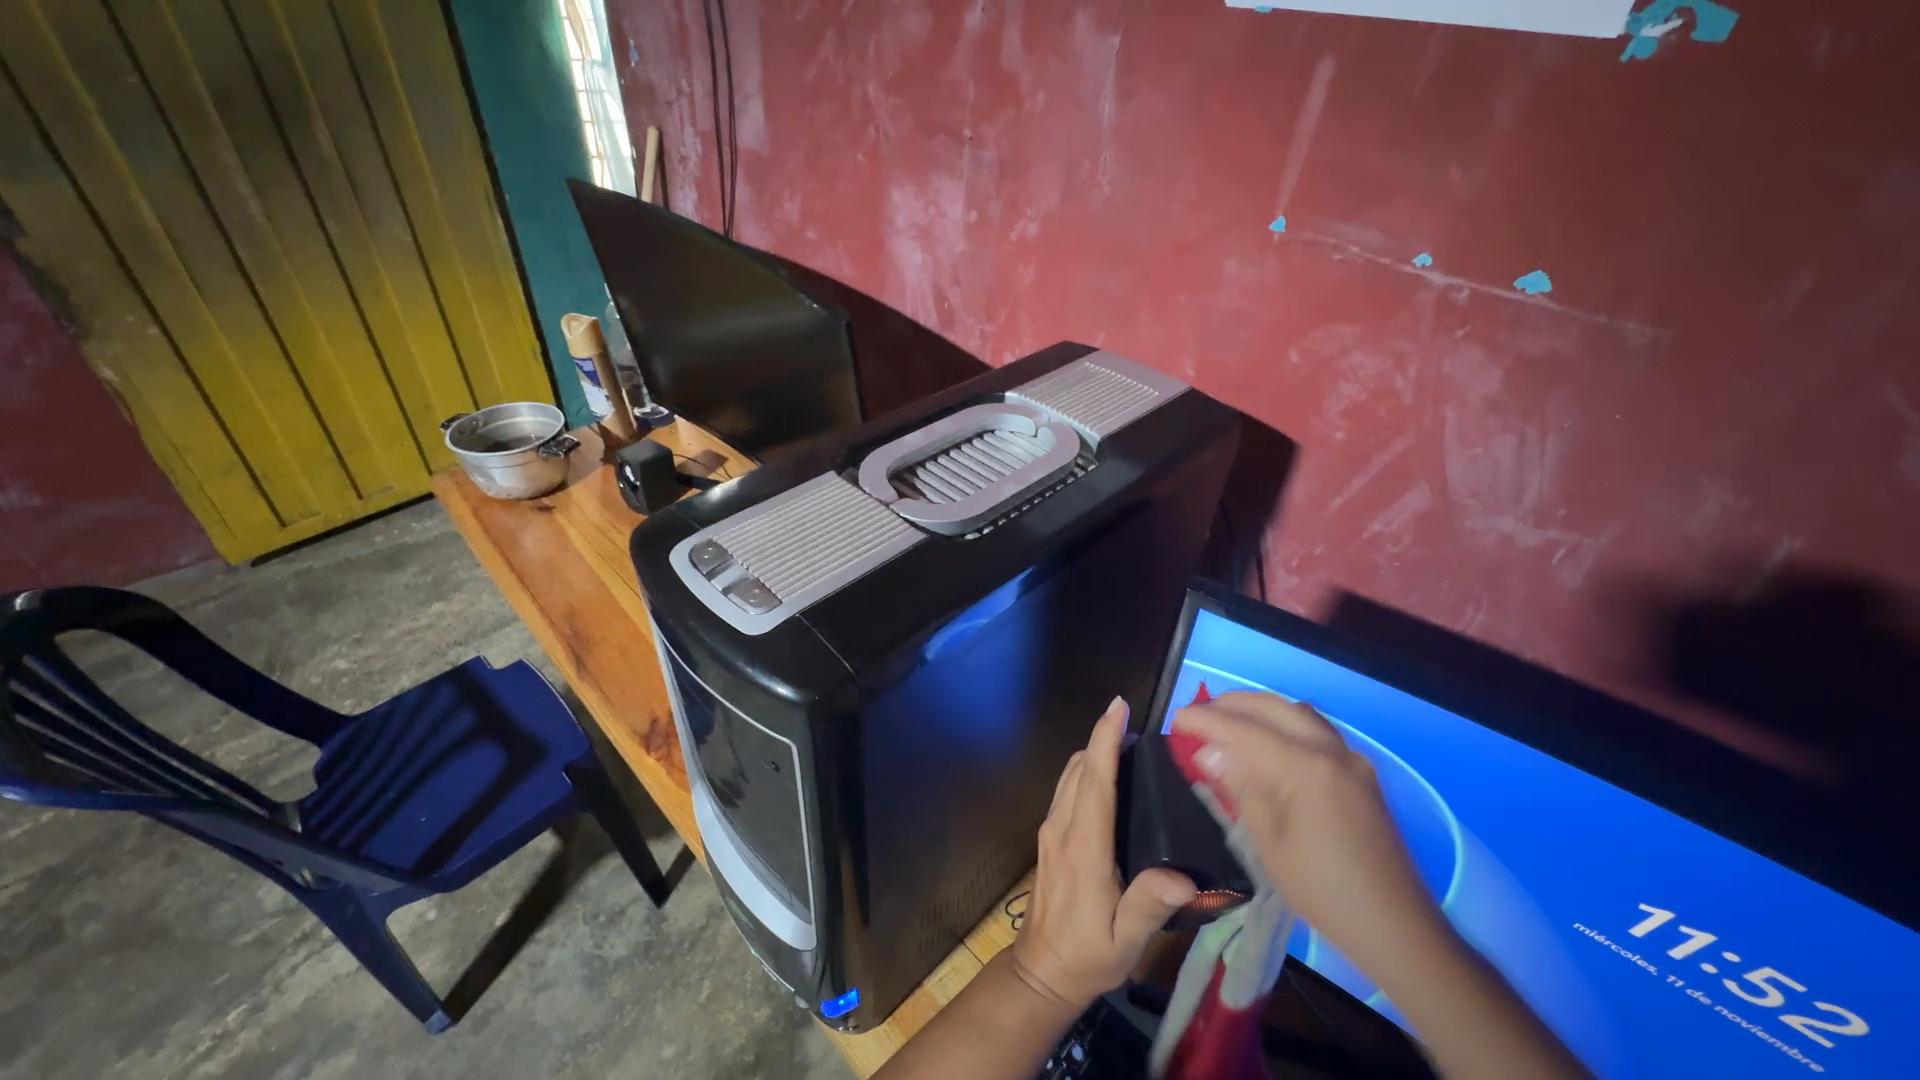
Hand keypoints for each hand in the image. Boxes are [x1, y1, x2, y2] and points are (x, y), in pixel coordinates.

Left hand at [1010, 697, 1197, 1010]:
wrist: (1043, 972)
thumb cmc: (1089, 955)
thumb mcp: (1127, 940)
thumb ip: (1150, 905)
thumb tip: (1182, 877)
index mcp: (1083, 847)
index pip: (1094, 780)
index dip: (1105, 740)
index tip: (1118, 706)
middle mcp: (1062, 829)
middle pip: (1080, 768)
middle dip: (1103, 738)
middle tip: (1138, 725)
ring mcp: (1051, 831)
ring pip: (1070, 776)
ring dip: (1094, 753)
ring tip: (1128, 743)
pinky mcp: (1049, 838)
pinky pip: (1067, 790)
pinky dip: (1087, 771)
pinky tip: (1108, 776)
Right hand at [1172, 693, 1446, 967]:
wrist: (1395, 925)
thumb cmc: (1322, 890)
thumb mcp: (1268, 843)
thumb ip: (1240, 788)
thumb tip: (1209, 752)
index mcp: (1306, 768)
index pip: (1245, 730)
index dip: (1207, 721)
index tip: (1176, 718)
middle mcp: (1332, 751)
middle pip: (1276, 708)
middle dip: (1233, 705)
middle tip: (1199, 715)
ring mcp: (1352, 760)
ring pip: (1300, 714)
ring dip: (1261, 711)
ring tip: (1228, 723)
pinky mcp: (1362, 775)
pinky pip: (1317, 732)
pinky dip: (1286, 724)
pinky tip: (1268, 743)